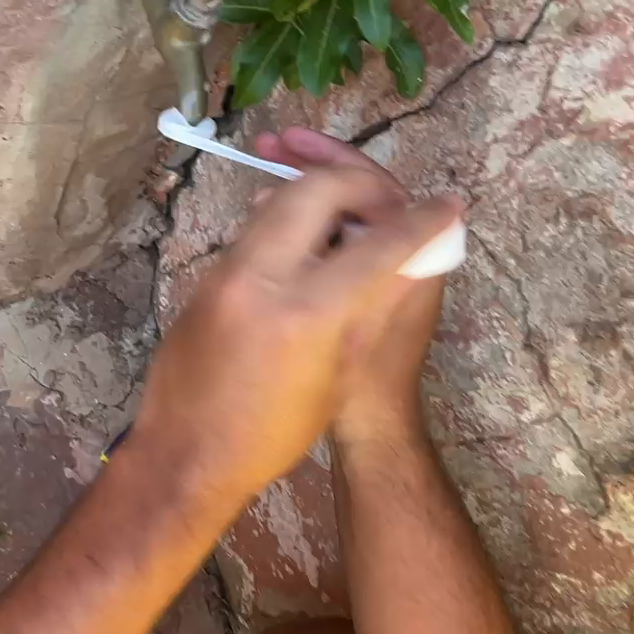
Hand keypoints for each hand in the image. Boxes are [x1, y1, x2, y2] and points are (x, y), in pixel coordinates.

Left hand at [132, 128, 458, 499]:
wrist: (185, 451)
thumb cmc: (273, 432)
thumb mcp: (338, 375)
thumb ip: (376, 306)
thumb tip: (417, 252)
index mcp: (306, 311)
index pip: (380, 241)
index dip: (424, 220)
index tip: (448, 207)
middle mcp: (258, 276)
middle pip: (316, 190)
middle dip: (359, 182)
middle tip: (385, 201)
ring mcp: (222, 272)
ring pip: (277, 202)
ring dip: (319, 196)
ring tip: (350, 214)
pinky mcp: (202, 277)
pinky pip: (252, 230)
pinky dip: (286, 221)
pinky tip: (307, 241)